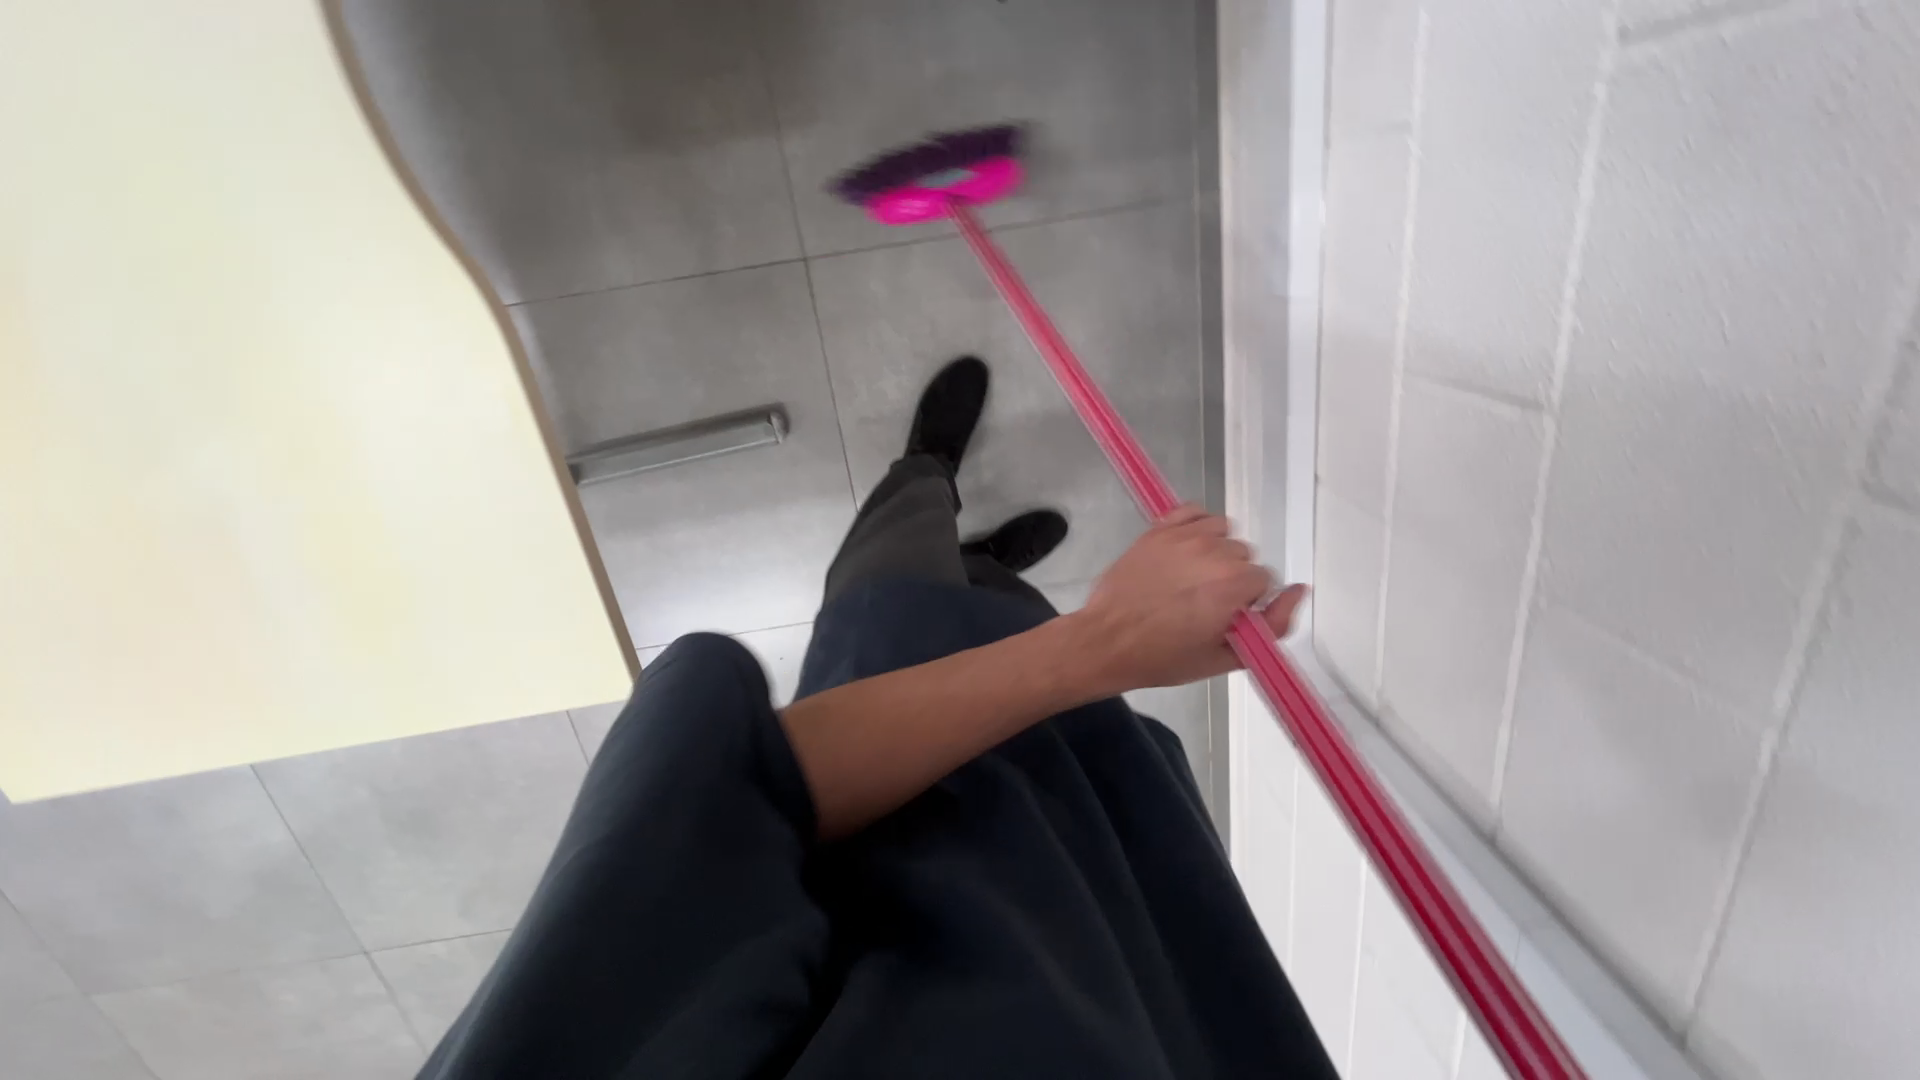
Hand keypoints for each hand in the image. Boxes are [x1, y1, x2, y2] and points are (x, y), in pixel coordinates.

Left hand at [1070, 504, 1306, 692]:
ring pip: (1223, 532)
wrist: (1107, 641)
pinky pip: (1194, 511)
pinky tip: (1185, 548)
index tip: (1224, 617)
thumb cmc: (1164, 656)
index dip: (1247, 602)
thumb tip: (1299, 591)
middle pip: (1243, 556)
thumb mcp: (1227, 657)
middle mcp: (1214, 553)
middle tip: (1202, 603)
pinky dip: (1196, 525)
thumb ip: (1274, 625)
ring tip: (1191, 577)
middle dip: (1231, 578)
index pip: (1264, 581)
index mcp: (1235, 585)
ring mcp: (1184, 537)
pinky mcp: (1158, 529)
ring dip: (1215, 551)